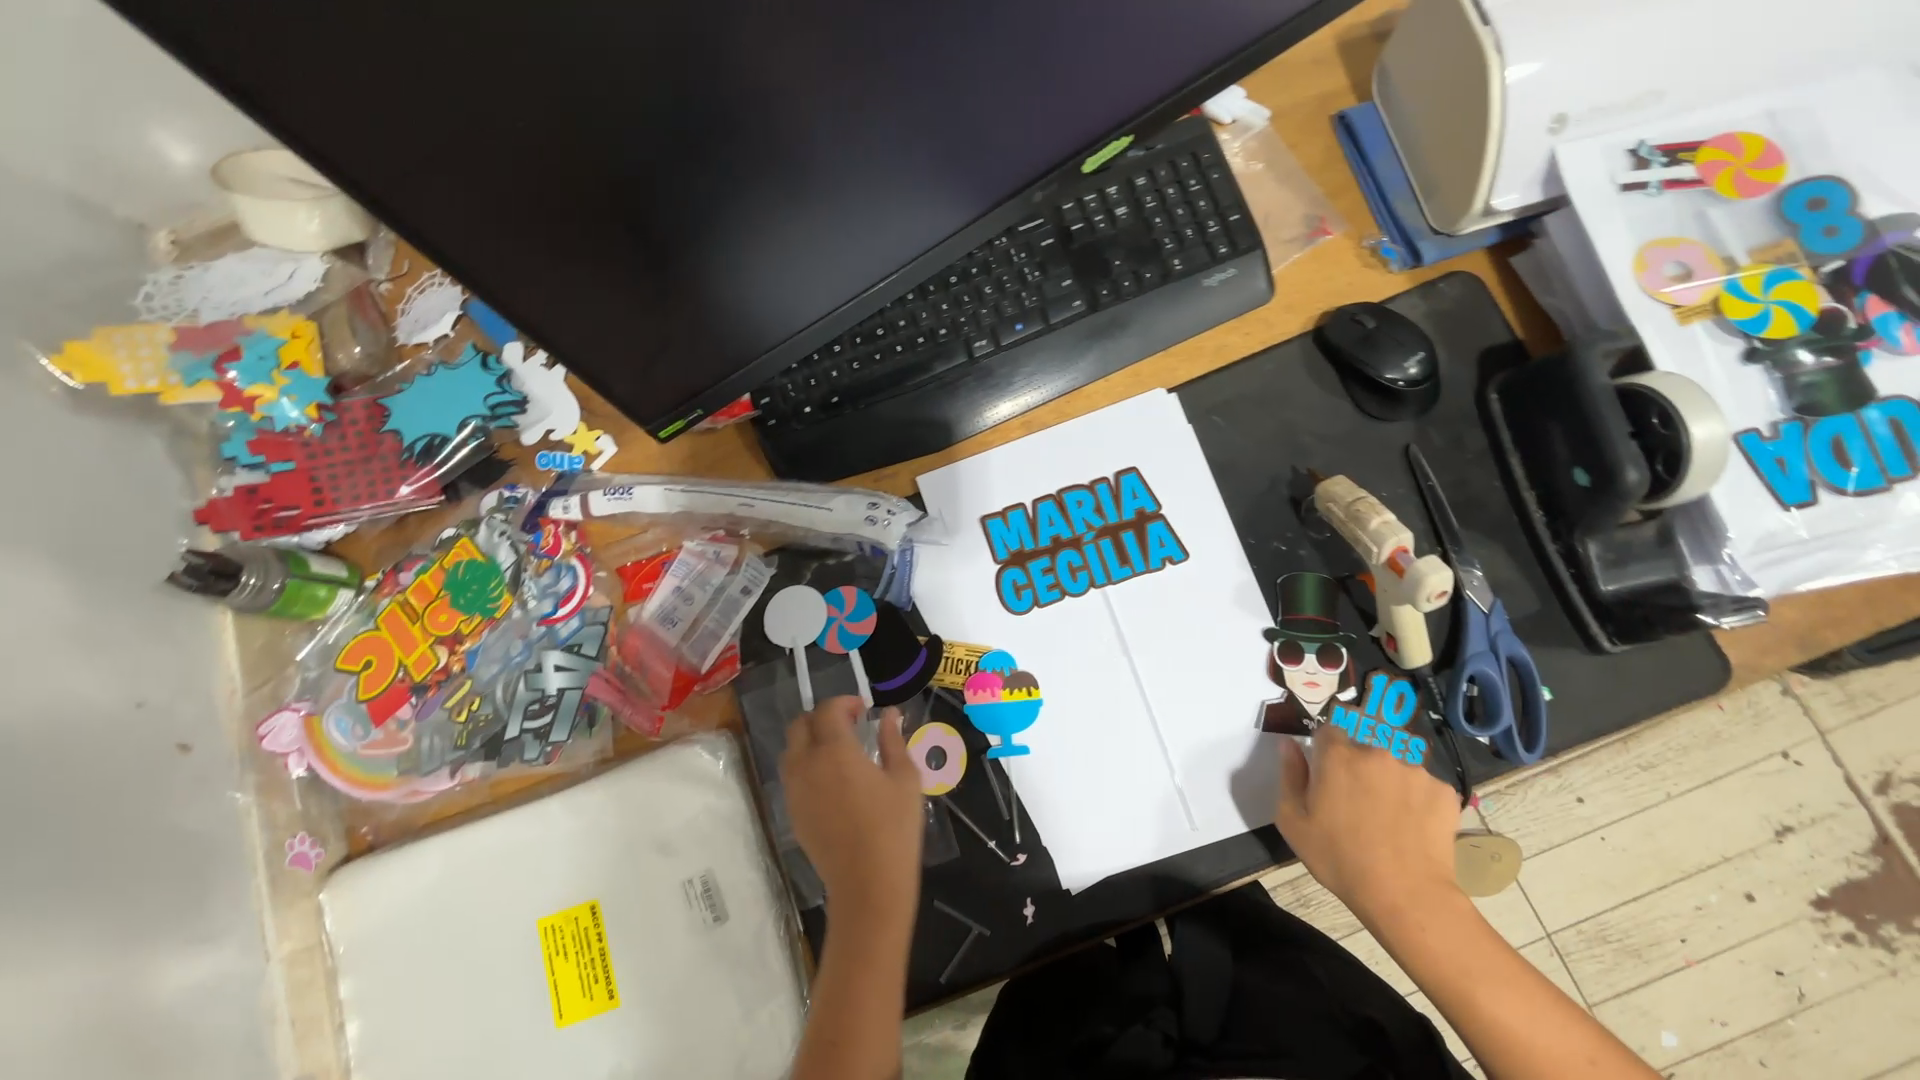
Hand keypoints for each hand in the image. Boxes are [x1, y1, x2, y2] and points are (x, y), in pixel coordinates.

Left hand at [781, 696, 924, 924]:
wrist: (867, 883)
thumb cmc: (894, 828)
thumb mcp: (905, 779)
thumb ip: (893, 741)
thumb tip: (889, 715)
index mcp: (835, 750)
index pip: (828, 710)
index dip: (844, 703)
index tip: (863, 710)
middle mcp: (807, 764)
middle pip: (800, 725)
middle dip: (822, 717)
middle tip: (848, 725)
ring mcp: (794, 790)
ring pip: (790, 750)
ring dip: (809, 740)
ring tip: (837, 751)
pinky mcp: (791, 812)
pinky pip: (790, 776)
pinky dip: (805, 765)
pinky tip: (830, 780)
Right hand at [1274, 726, 1461, 923]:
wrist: (1404, 894)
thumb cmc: (1338, 858)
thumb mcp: (1293, 821)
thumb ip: (1289, 775)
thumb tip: (1289, 744)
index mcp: (1337, 756)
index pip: (1329, 731)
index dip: (1325, 752)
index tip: (1327, 776)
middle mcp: (1377, 752)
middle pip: (1363, 749)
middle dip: (1359, 768)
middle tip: (1357, 804)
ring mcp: (1414, 770)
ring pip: (1395, 767)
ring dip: (1389, 782)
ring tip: (1389, 819)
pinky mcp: (1444, 790)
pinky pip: (1424, 786)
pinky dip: (1417, 800)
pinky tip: (1413, 826)